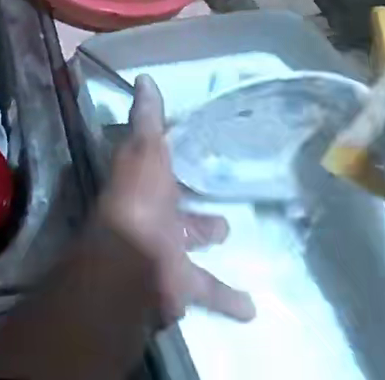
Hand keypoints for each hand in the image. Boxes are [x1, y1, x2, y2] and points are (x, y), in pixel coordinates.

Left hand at [94, 76, 255, 322]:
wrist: (132, 267)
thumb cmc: (140, 199)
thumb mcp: (145, 149)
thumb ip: (149, 118)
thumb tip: (144, 78)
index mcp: (140, 178)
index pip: (153, 157)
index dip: (167, 149)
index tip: (189, 139)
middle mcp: (149, 210)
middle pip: (170, 199)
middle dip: (187, 192)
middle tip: (210, 181)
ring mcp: (162, 247)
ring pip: (187, 239)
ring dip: (205, 235)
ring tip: (230, 229)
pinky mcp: (178, 282)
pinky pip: (207, 288)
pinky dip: (228, 297)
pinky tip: (252, 306)